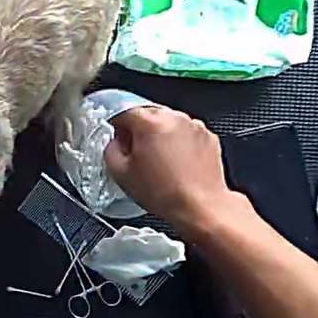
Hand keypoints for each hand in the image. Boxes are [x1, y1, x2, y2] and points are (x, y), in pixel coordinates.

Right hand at [103, 108, 250, 235]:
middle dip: (139, 132)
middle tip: (136, 155)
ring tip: (158, 164)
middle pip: (147, 115)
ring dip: (159, 137)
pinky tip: (175, 165)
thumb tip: (113, 143)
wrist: (199, 206)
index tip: (117, 139)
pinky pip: (185, 134)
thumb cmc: (164, 193)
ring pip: (168, 124)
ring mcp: (193, 126)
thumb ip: (110, 150)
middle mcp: (174, 118)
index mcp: (149, 123)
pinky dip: (178, 144)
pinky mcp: (207, 137)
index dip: (116, 126)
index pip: (123, 112)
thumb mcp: (121, 174)